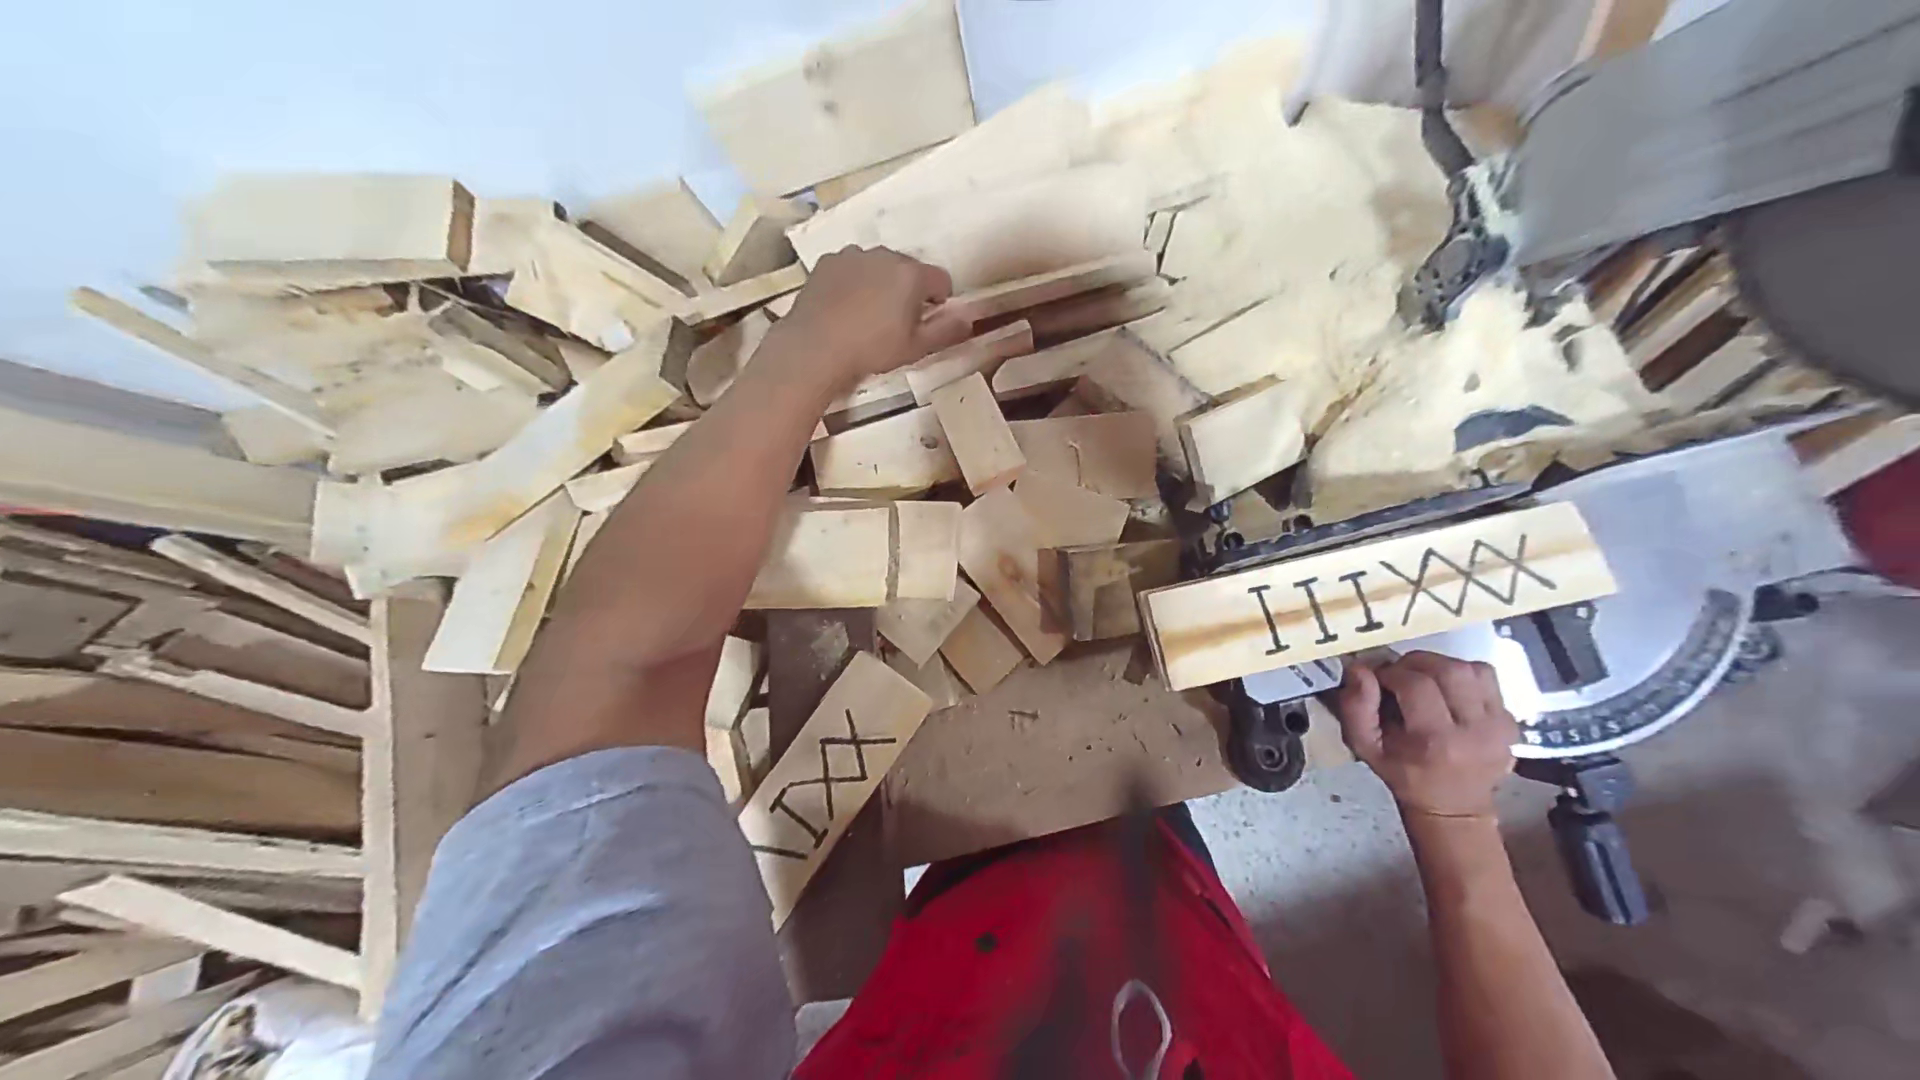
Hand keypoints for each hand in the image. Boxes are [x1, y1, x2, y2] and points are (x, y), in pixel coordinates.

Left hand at [769, 246, 971, 390]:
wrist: (816, 347)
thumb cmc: (872, 349)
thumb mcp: (916, 348)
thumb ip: (947, 331)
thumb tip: (969, 319)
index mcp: (912, 274)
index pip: (940, 280)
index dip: (940, 300)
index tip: (928, 319)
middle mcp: (885, 256)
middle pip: (908, 269)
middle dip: (909, 290)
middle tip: (898, 322)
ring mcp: (853, 255)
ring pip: (879, 266)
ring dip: (881, 283)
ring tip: (869, 315)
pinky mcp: (828, 262)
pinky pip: (851, 268)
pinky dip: (854, 282)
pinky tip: (845, 308)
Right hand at [1333, 651, 1518, 817]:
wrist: (1454, 804)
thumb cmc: (1403, 774)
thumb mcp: (1365, 747)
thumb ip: (1356, 708)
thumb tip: (1360, 669)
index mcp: (1436, 741)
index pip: (1415, 685)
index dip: (1390, 672)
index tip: (1377, 678)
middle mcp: (1476, 731)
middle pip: (1449, 671)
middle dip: (1415, 663)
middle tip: (1399, 673)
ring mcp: (1500, 725)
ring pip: (1471, 669)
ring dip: (1440, 665)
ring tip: (1422, 678)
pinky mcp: (1512, 721)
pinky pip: (1487, 678)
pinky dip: (1462, 674)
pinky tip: (1447, 688)